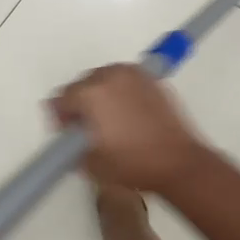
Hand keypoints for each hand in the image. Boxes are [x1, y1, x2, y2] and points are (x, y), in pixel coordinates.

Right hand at [49, 63, 210, 194]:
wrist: (179, 162)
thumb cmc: (132, 165)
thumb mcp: (90, 164)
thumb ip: (71, 145)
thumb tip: (71, 136)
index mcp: (88, 94)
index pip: (59, 98)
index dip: (61, 117)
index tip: (69, 131)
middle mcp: (107, 76)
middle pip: (80, 85)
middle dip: (80, 103)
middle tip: (90, 126)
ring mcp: (131, 74)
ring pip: (103, 78)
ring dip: (100, 94)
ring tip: (112, 118)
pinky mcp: (150, 78)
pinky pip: (124, 79)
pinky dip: (121, 91)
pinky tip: (129, 112)